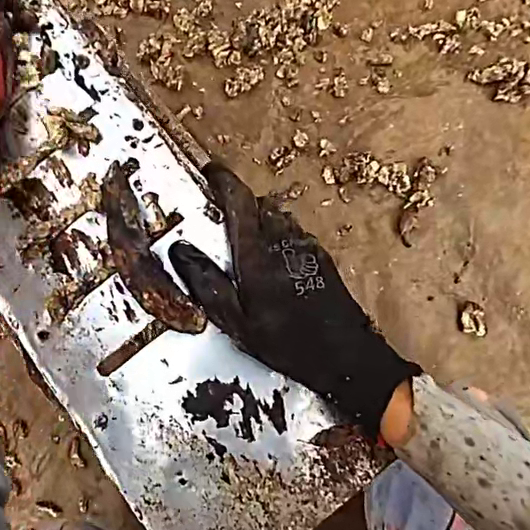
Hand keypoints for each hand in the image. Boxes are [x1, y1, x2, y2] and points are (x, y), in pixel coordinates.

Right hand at [168, 163, 420, 437]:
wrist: (349, 358)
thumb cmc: (287, 343)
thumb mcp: (236, 321)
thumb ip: (206, 283)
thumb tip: (180, 250)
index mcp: (257, 253)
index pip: (238, 200)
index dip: (220, 180)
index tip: (207, 172)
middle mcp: (284, 240)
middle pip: (257, 204)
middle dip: (236, 206)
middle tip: (217, 223)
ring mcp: (306, 246)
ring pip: (276, 217)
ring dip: (257, 222)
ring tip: (242, 247)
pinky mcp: (321, 256)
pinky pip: (292, 234)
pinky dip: (275, 237)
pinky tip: (270, 267)